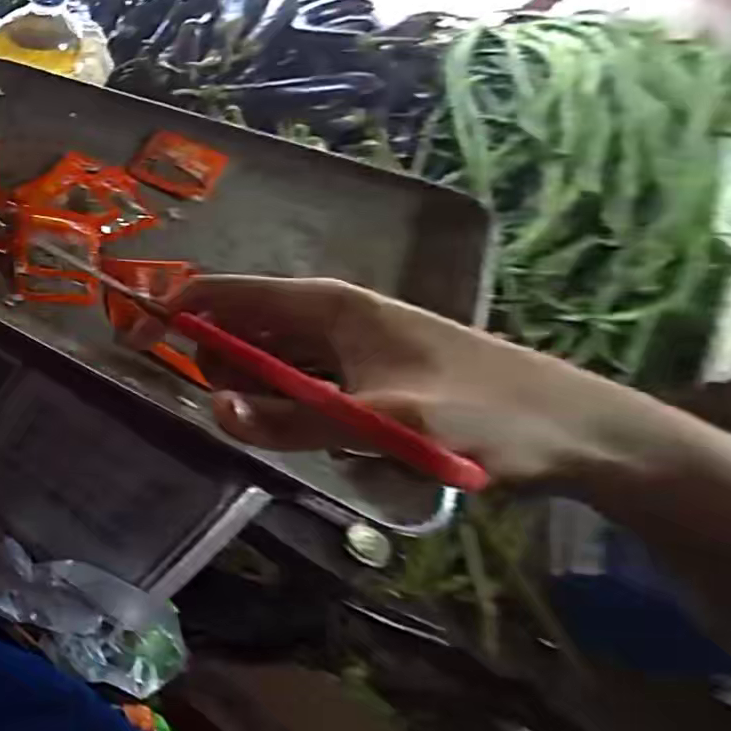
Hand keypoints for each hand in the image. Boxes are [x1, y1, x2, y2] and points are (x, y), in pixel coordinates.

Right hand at [165, 276, 673, 484]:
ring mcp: (339, 339)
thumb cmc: (492, 416)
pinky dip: (285, 403)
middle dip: (222, 370)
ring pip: (258, 357)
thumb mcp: (390, 425)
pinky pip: (290, 378)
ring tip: (309, 431)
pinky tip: (327, 431)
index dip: (167, 310)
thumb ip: (294, 421)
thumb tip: (214, 412)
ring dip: (258, 394)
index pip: (216, 292)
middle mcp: (320, 312)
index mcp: (320, 302)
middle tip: (254, 416)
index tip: (131, 341)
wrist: (599, 437)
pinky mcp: (355, 367)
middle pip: (230, 329)